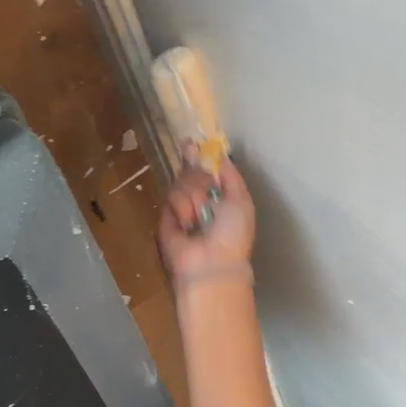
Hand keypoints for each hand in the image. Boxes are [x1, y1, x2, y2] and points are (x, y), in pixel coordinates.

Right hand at [156, 147, 256, 291]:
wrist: (211, 262)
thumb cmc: (233, 234)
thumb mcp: (241, 200)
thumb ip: (231, 176)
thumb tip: (219, 155)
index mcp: (219, 195)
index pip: (206, 168)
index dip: (200, 156)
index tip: (192, 143)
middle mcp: (199, 198)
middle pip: (193, 170)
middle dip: (202, 181)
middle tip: (209, 200)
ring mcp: (180, 206)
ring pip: (182, 180)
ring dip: (194, 197)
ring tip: (199, 219)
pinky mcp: (164, 215)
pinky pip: (171, 195)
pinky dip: (182, 207)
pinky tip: (187, 223)